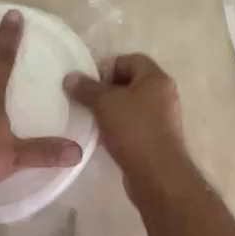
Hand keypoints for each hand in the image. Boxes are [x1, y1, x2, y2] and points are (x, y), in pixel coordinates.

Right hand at [64, 55, 189, 185]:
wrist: (158, 175)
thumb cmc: (134, 130)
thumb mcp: (105, 104)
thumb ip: (86, 88)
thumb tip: (70, 77)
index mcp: (156, 78)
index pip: (130, 60)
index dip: (107, 66)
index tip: (88, 82)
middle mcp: (164, 95)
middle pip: (131, 82)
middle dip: (107, 89)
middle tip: (86, 99)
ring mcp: (163, 118)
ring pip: (132, 106)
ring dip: (111, 110)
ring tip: (91, 118)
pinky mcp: (158, 139)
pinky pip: (135, 125)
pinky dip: (119, 127)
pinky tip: (102, 137)